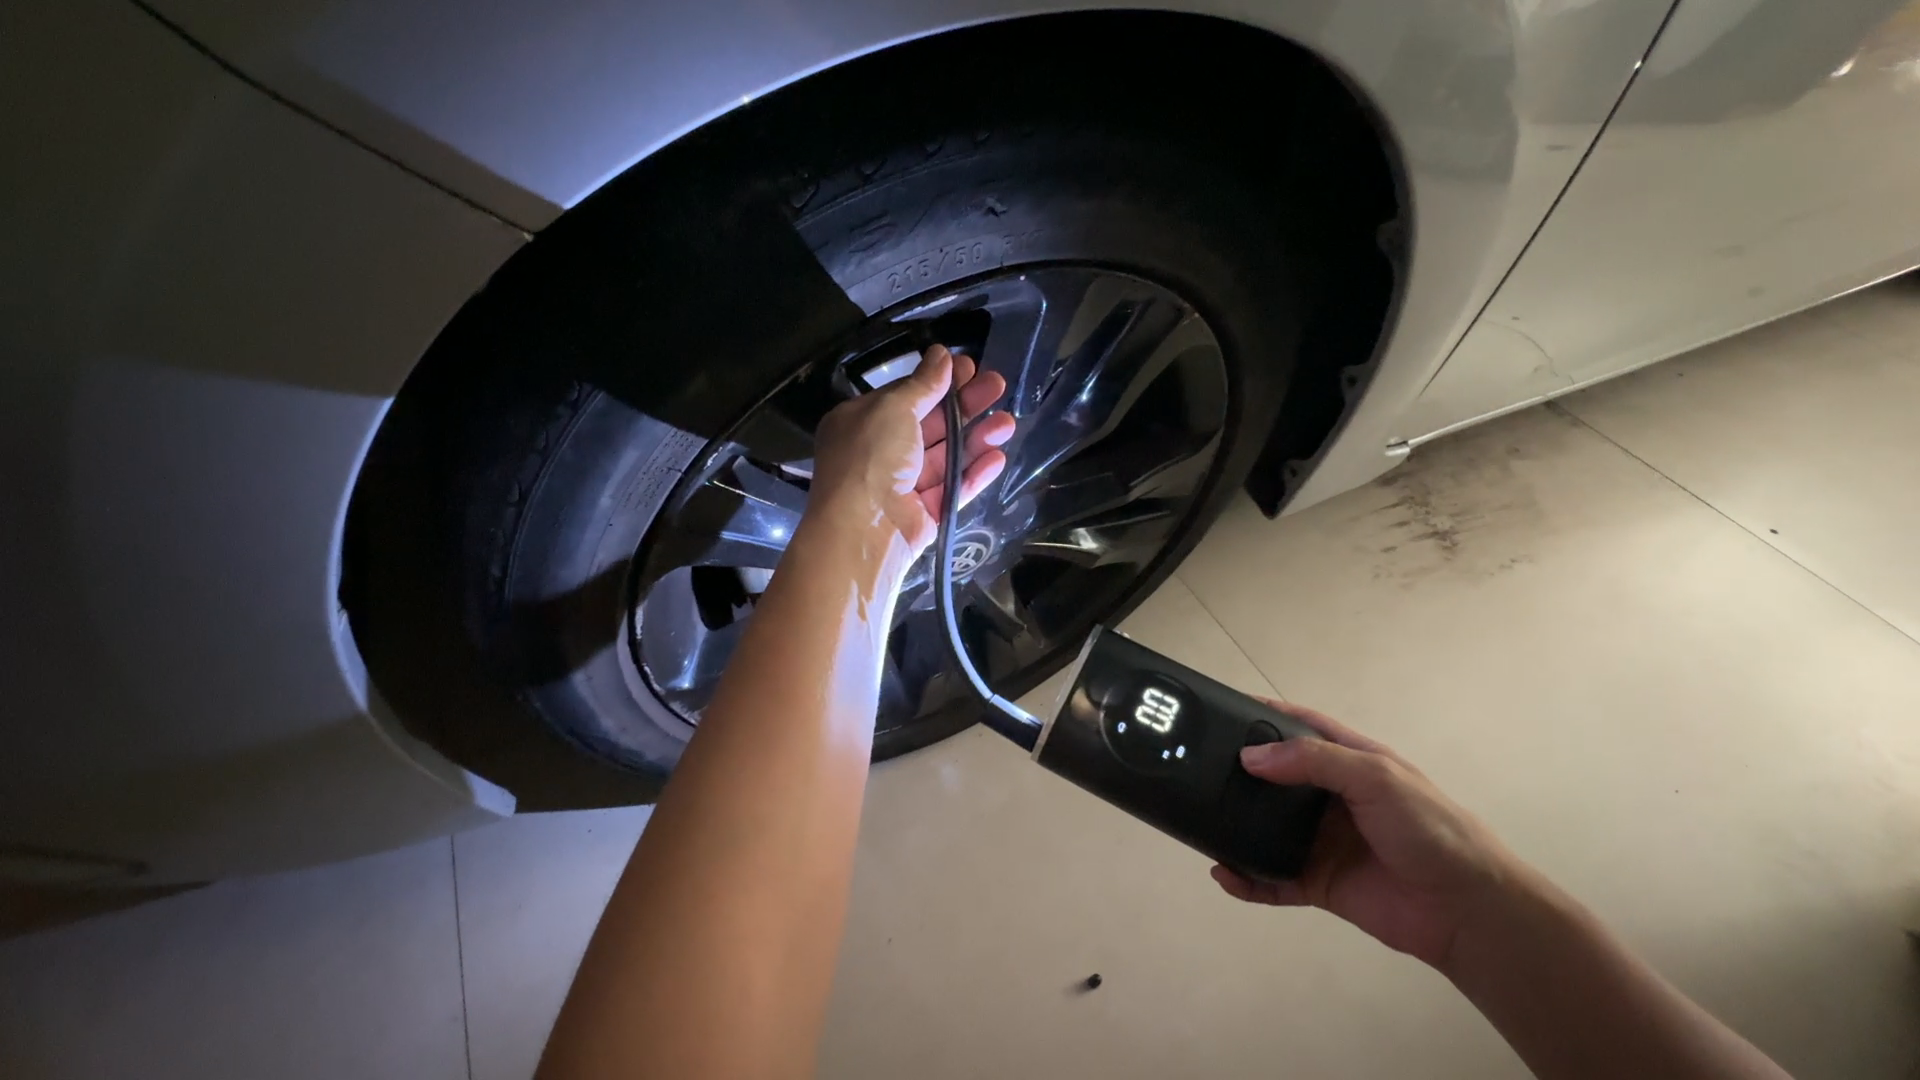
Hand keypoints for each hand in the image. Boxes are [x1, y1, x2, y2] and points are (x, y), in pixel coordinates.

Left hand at [810, 344, 1015, 555]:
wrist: (864, 527)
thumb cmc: (871, 456)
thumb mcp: (893, 408)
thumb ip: (923, 384)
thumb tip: (941, 354)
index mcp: (862, 423)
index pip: (905, 397)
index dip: (938, 382)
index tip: (969, 367)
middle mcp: (881, 453)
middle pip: (931, 425)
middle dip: (965, 405)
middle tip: (997, 386)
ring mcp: (904, 486)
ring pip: (946, 456)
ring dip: (977, 437)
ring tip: (1007, 422)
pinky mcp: (926, 514)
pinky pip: (953, 488)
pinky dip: (974, 473)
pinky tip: (998, 456)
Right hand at [1210, 705, 1521, 969]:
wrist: (1466, 910)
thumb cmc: (1429, 829)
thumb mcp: (1376, 777)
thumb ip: (1314, 761)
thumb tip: (1249, 757)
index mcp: (1348, 761)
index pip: (1298, 728)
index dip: (1262, 716)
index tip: (1220, 709)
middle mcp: (1328, 797)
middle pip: (1273, 778)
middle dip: (1238, 772)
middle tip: (1195, 766)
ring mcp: (1320, 841)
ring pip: (1265, 828)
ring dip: (1235, 825)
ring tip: (1201, 820)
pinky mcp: (1317, 882)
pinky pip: (1272, 879)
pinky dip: (1246, 879)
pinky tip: (1224, 876)